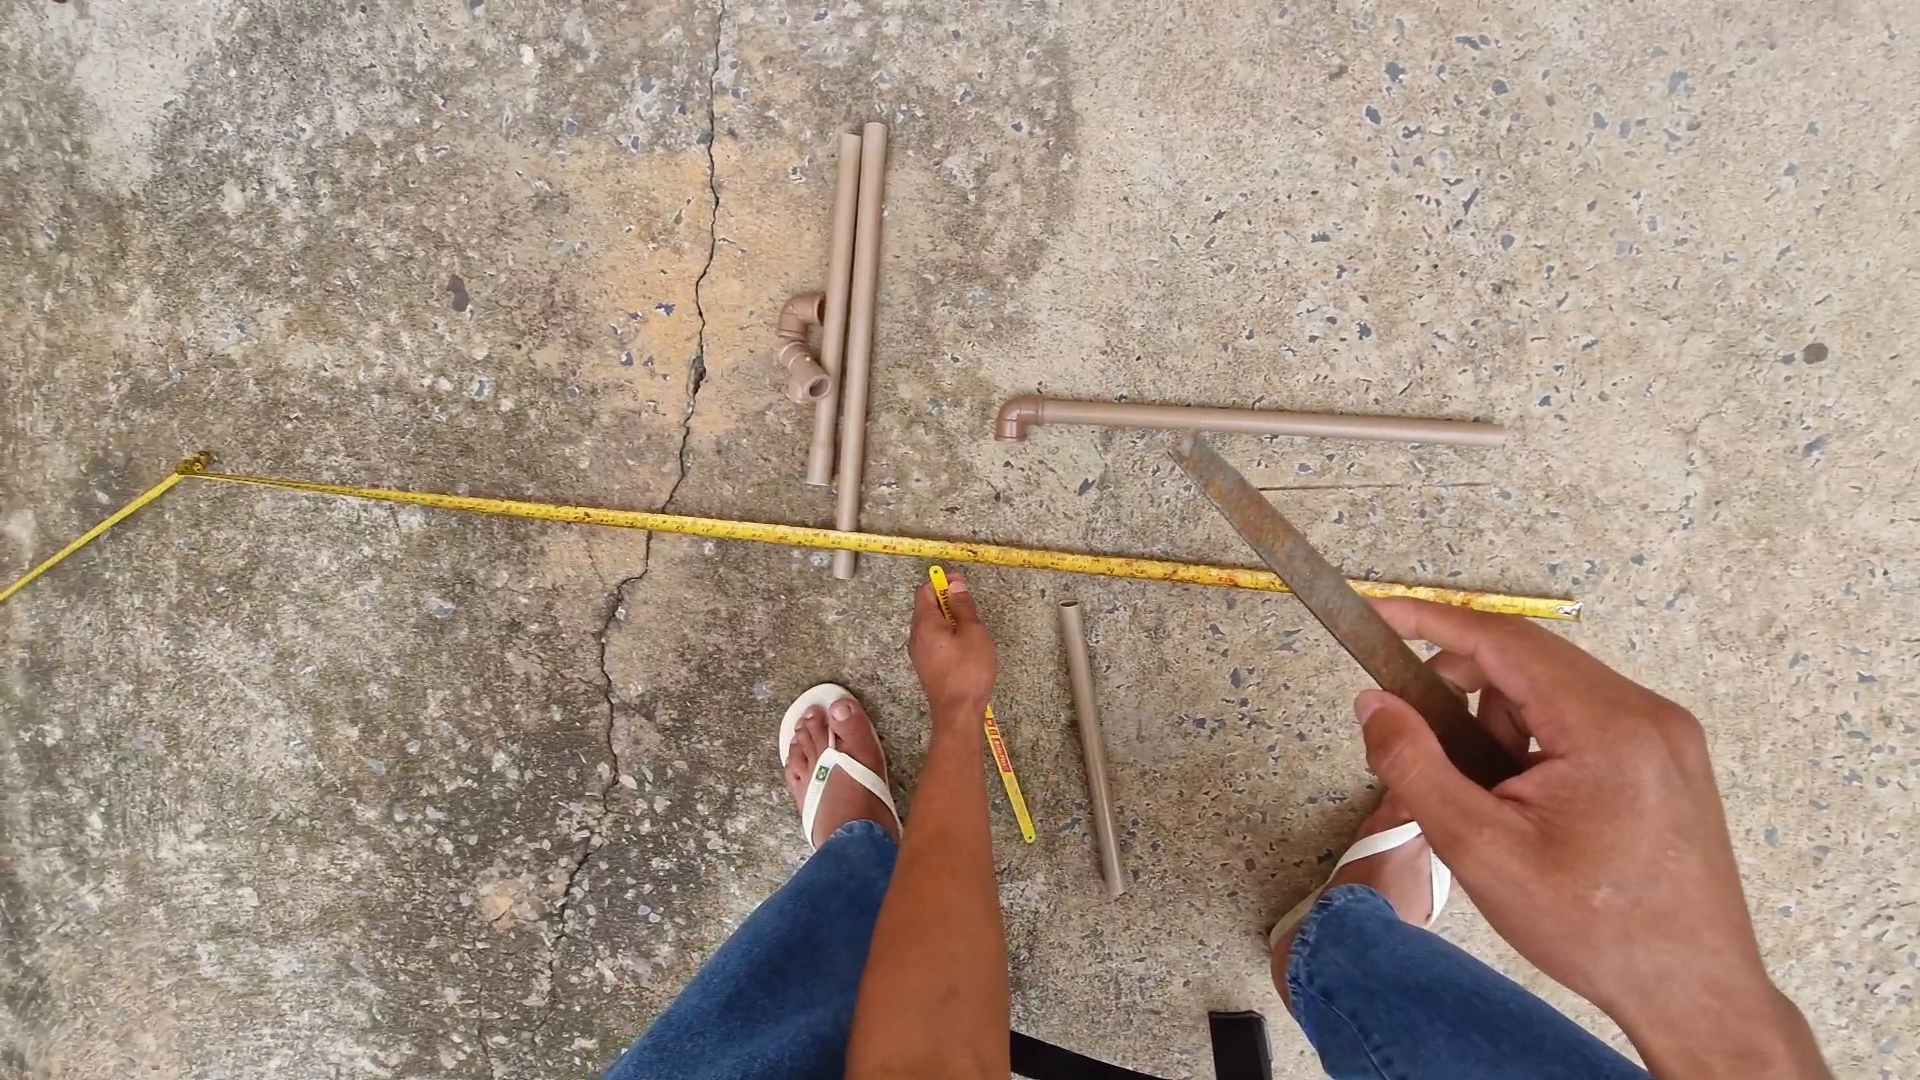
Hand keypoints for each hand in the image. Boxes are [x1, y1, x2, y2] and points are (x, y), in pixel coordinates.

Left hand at [908, 572, 997, 725]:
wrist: (958, 711)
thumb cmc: (968, 670)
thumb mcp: (972, 631)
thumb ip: (963, 605)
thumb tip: (954, 584)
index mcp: (924, 623)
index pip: (925, 591)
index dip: (942, 583)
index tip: (962, 585)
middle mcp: (916, 636)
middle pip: (927, 607)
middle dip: (948, 602)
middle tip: (971, 610)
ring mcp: (920, 653)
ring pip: (932, 625)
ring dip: (951, 620)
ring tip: (972, 630)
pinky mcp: (927, 666)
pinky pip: (935, 641)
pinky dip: (948, 636)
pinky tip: (966, 648)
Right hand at [1359, 598, 1828, 1079]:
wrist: (1695, 998)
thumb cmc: (1589, 926)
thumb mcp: (1476, 846)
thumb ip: (1412, 763)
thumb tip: (1371, 701)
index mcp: (1607, 727)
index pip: (1501, 640)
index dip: (1427, 619)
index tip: (1373, 613)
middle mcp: (1644, 713)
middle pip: (1520, 658)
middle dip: (1454, 683)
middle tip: (1418, 736)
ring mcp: (1659, 733)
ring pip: (1540, 686)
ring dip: (1489, 717)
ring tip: (1482, 788)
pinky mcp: (1658, 754)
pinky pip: (1567, 712)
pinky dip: (1522, 735)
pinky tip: (1517, 792)